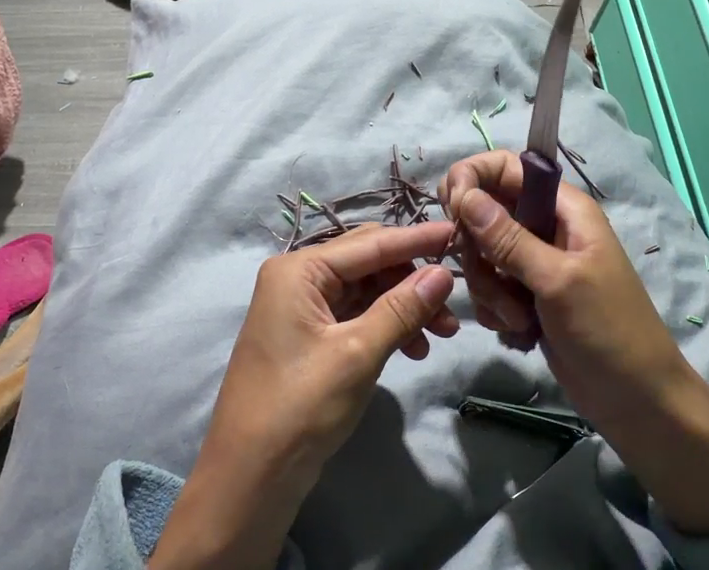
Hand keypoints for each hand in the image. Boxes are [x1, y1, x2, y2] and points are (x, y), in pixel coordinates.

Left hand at [150, 222, 458, 569]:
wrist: (250, 476)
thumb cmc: (300, 407)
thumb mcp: (357, 355)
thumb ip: (401, 309)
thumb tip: (443, 274)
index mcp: (299, 270)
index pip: (370, 244)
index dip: (416, 239)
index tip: (458, 232)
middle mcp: (298, 279)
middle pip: (368, 262)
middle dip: (412, 278)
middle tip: (454, 302)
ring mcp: (302, 308)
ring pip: (367, 290)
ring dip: (404, 306)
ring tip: (441, 337)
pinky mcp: (310, 337)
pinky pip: (356, 315)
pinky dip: (386, 326)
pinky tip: (413, 349)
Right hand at [442, 151, 708, 534]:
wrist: (636, 400)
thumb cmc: (607, 330)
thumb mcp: (557, 281)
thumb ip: (509, 238)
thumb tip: (466, 195)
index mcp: (564, 209)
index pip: (505, 167)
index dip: (473, 179)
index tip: (453, 211)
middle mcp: (546, 228)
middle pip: (484, 213)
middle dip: (480, 252)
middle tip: (498, 284)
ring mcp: (534, 264)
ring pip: (481, 255)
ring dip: (489, 289)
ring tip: (519, 319)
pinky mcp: (526, 297)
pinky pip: (488, 288)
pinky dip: (495, 310)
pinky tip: (518, 332)